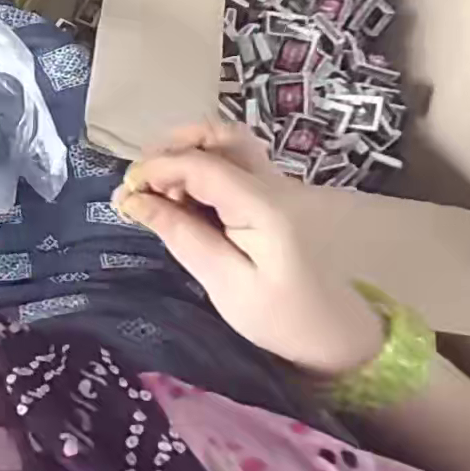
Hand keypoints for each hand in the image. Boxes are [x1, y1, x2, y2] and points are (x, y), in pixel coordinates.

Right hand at [111, 122, 383, 375]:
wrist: (346, 335)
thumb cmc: (285, 319)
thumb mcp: (226, 284)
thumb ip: (182, 236)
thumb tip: (135, 201)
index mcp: (264, 207)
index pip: (200, 163)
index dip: (155, 169)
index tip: (124, 193)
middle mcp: (275, 184)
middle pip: (221, 135)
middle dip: (172, 148)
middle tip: (142, 183)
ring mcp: (280, 187)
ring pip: (228, 146)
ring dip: (186, 158)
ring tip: (160, 195)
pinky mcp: (277, 198)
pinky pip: (234, 168)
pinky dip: (201, 173)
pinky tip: (185, 204)